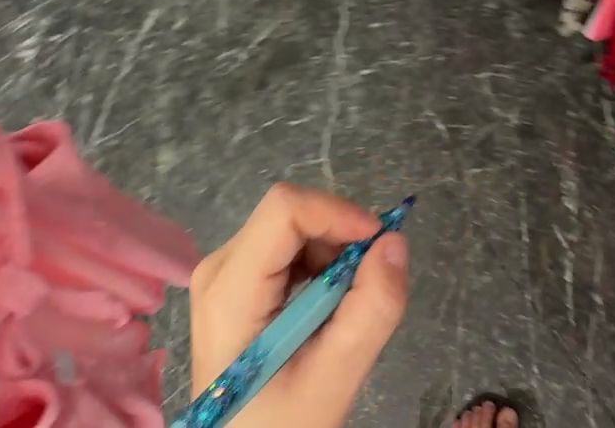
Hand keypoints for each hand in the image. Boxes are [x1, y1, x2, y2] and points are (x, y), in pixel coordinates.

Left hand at [189, 184, 409, 427]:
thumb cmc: (282, 425)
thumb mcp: (333, 381)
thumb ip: (370, 312)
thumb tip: (394, 242)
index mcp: (229, 291)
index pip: (284, 209)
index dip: (337, 213)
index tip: (378, 243)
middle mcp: (219, 267)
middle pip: (290, 215)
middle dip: (339, 236)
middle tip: (368, 283)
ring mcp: (224, 272)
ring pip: (292, 225)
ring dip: (332, 251)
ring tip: (347, 303)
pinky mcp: (236, 280)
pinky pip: (287, 244)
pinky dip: (320, 262)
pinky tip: (328, 305)